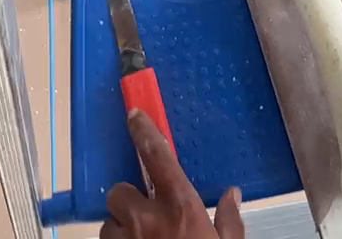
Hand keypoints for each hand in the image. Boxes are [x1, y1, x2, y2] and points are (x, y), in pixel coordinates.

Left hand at [103, 111, 243, 238]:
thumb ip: (230, 222)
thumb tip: (232, 195)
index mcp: (180, 205)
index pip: (157, 155)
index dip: (144, 130)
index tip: (134, 115)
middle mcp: (147, 218)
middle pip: (119, 192)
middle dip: (128, 202)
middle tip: (144, 216)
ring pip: (109, 224)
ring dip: (120, 230)